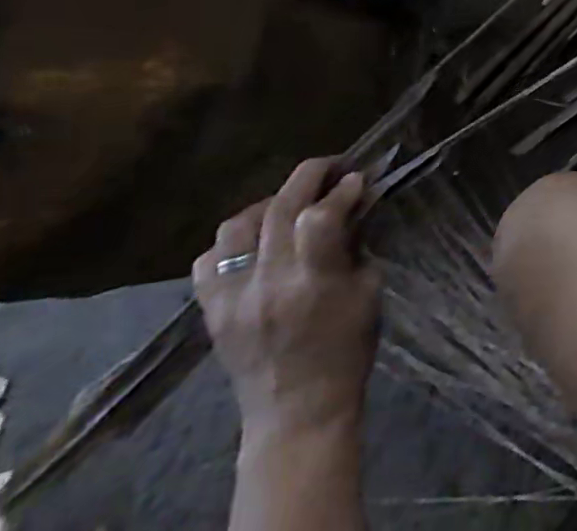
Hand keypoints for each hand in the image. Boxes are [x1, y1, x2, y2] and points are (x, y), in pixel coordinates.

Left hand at [193, 159, 379, 439]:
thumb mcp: (368, 293)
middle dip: (308, 177)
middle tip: (329, 167)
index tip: (357, 178)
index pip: (320, 216)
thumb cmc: (347, 351)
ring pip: (237, 227)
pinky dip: (232, 242)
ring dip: (267, 204)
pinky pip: (208, 260)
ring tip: (288, 205)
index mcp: (314, 283)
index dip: (340, 189)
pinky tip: (253, 243)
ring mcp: (232, 297)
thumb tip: (351, 209)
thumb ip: (354, 248)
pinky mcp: (210, 311)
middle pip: (279, 208)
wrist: (297, 409)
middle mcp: (268, 283)